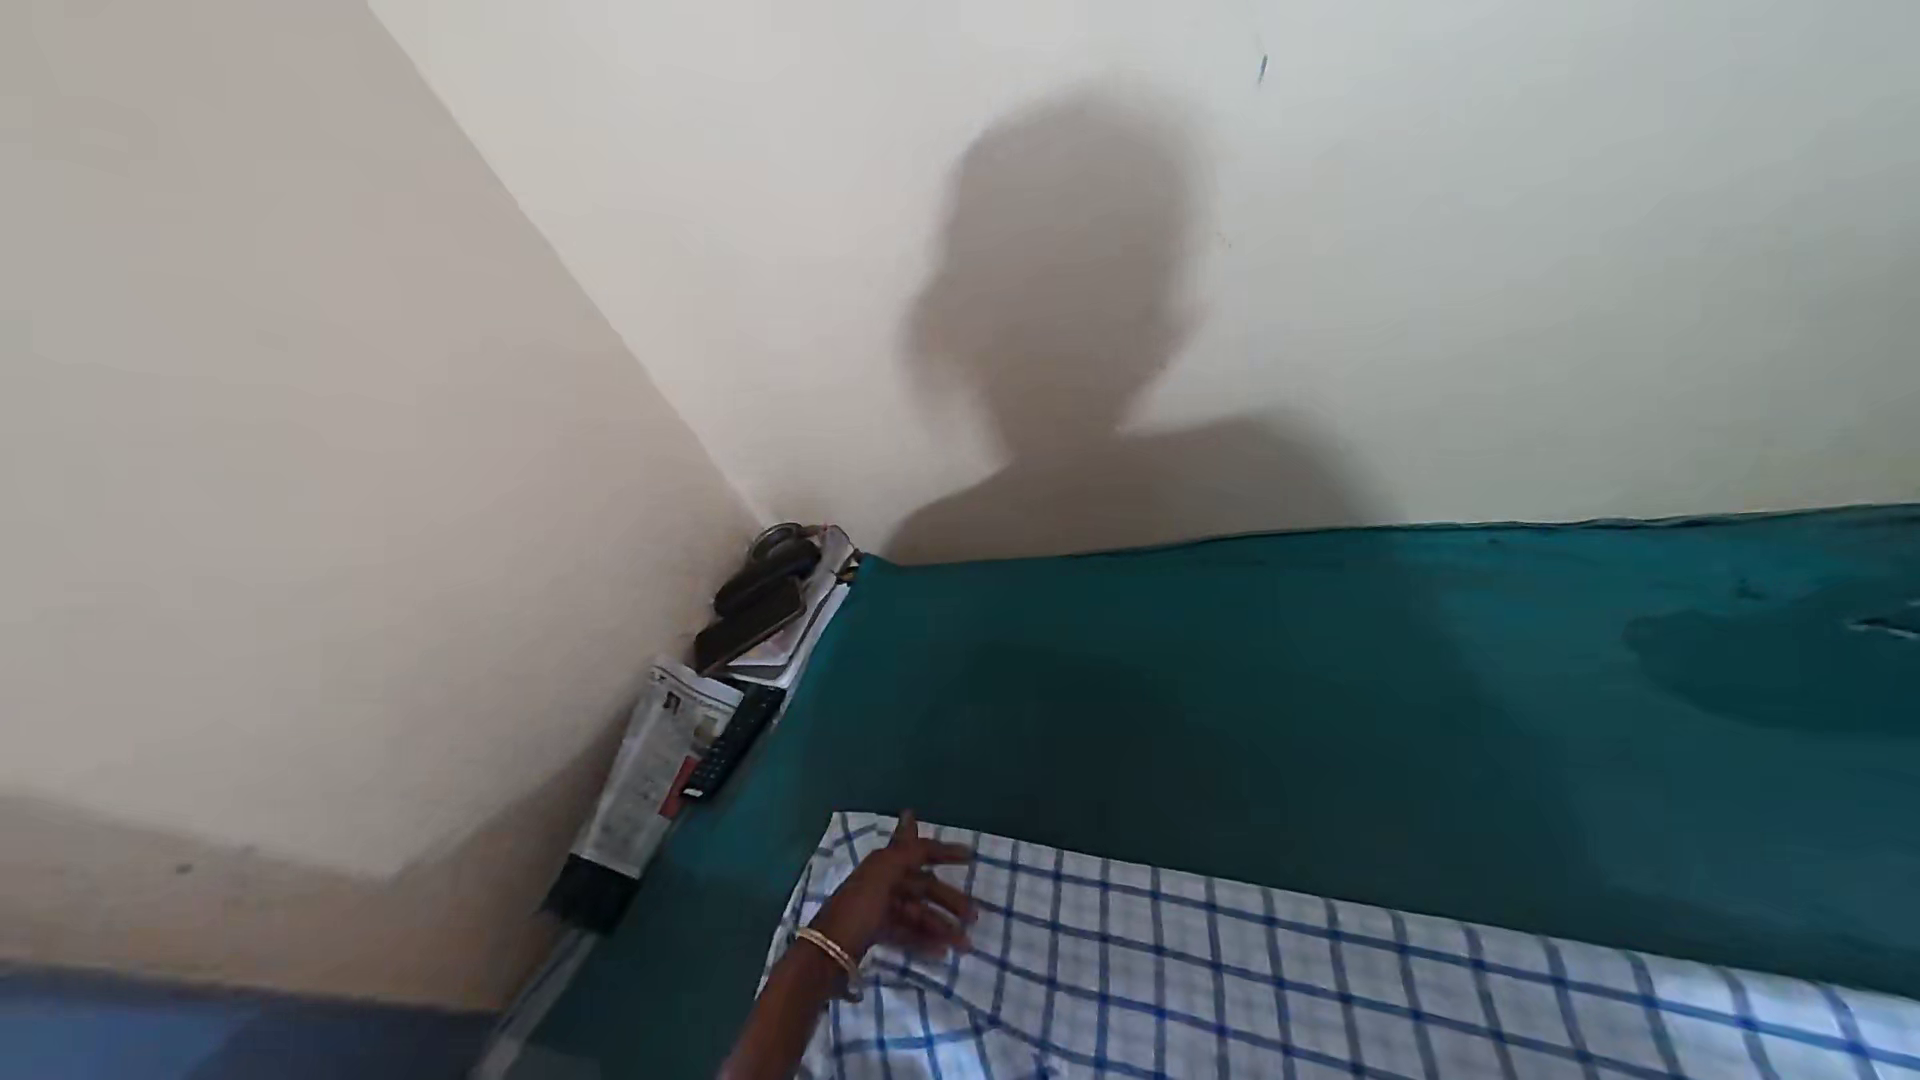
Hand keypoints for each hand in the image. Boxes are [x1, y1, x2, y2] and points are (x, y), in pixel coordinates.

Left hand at [810, 810, 975, 960]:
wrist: (827, 954)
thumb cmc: (859, 908)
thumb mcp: (883, 874)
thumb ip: (904, 849)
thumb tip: (910, 813)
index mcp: (884, 863)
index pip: (920, 852)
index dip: (944, 852)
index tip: (970, 857)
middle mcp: (883, 882)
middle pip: (923, 888)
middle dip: (948, 900)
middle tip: (974, 916)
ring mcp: (880, 909)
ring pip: (918, 913)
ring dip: (941, 926)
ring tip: (964, 944)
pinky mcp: (877, 934)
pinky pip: (907, 933)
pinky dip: (924, 941)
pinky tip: (942, 952)